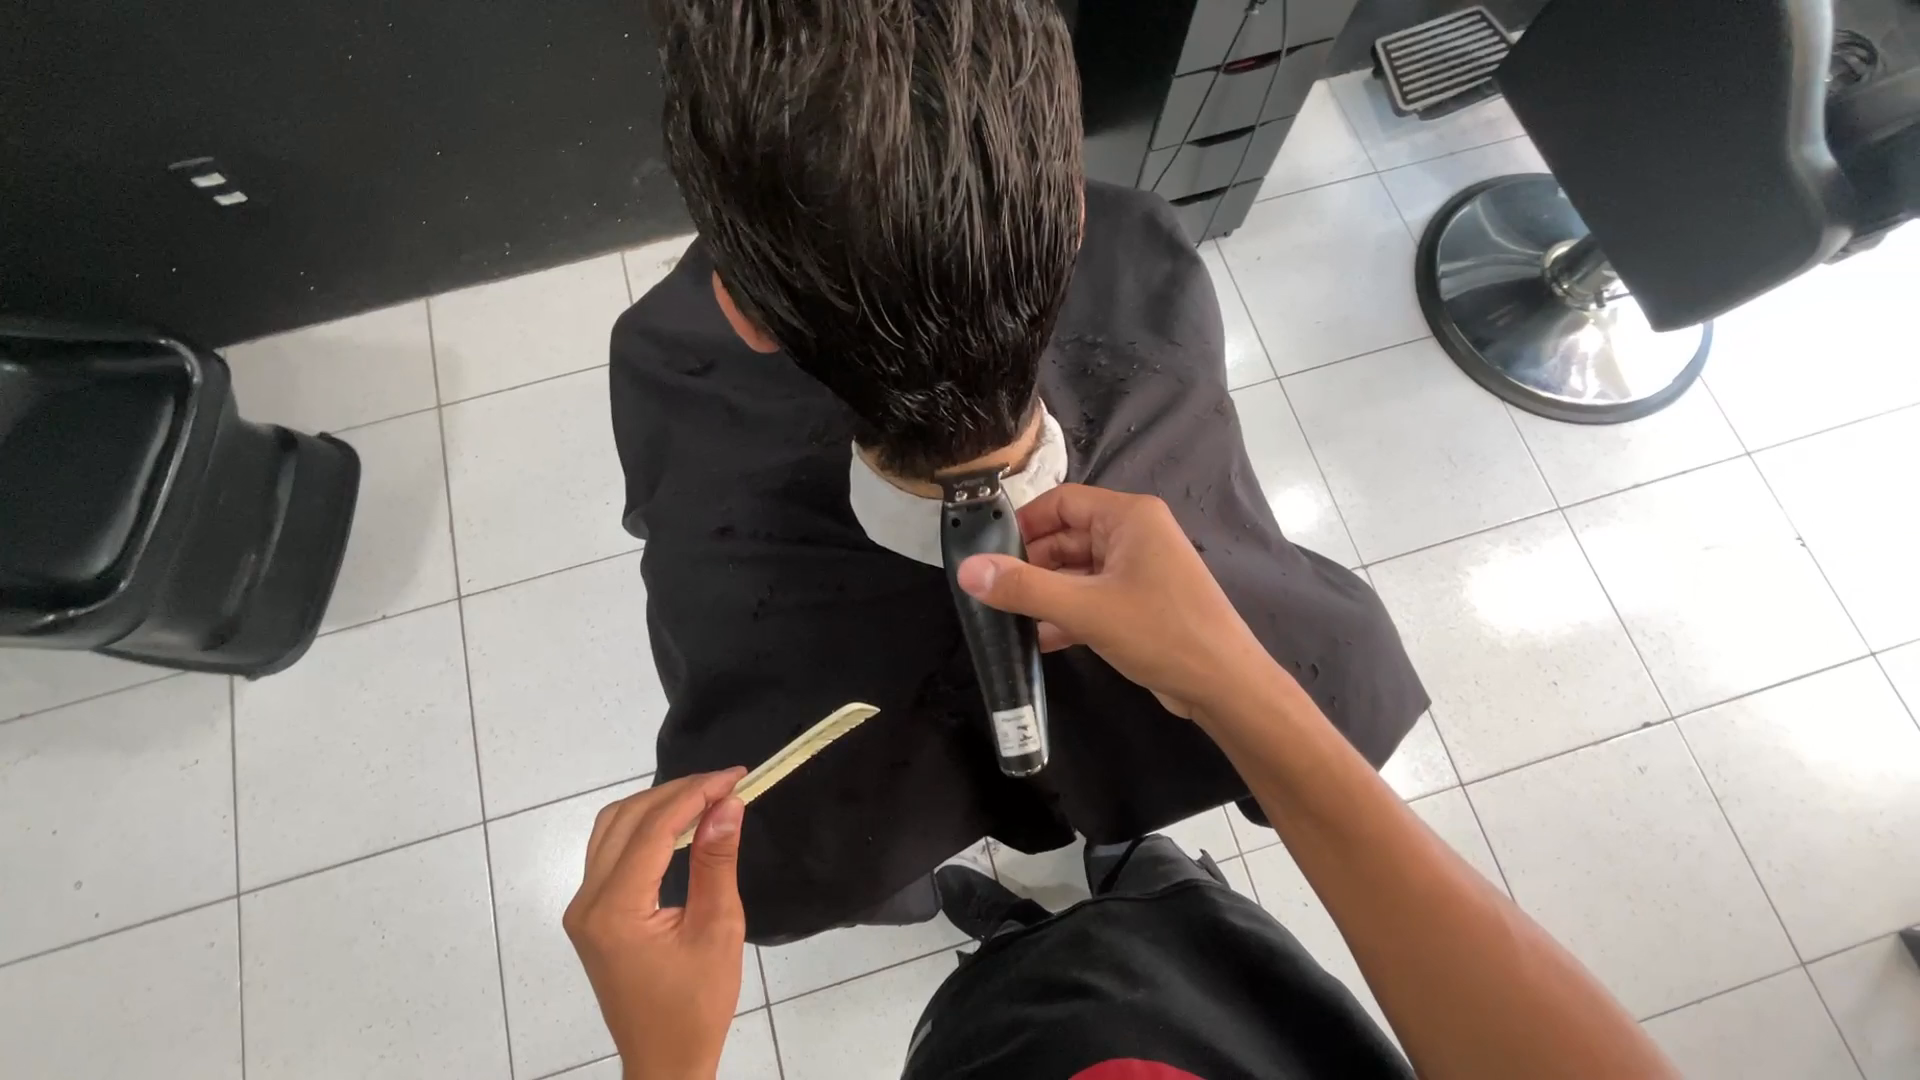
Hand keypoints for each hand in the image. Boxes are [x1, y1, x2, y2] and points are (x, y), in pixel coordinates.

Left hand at [564, 769, 748, 1079]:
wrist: (665, 1062)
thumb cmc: (697, 1004)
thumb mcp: (717, 929)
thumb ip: (716, 862)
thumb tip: (728, 805)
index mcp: (615, 910)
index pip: (654, 828)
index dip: (697, 793)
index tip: (737, 776)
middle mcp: (587, 902)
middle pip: (627, 819)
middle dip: (678, 791)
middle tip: (727, 783)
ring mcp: (584, 908)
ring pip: (613, 828)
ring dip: (658, 803)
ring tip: (707, 797)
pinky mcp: (592, 914)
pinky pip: (611, 849)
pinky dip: (645, 825)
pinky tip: (679, 824)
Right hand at [956, 484, 1271, 719]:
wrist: (1225, 686)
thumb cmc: (1161, 632)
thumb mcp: (1085, 609)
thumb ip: (1024, 588)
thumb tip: (967, 570)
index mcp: (1128, 517)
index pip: (1061, 502)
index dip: (1023, 523)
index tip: (987, 551)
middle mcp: (1134, 535)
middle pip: (1066, 538)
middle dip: (1030, 565)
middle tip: (993, 591)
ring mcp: (1138, 570)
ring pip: (1076, 571)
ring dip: (1045, 594)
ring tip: (1008, 618)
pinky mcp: (1139, 603)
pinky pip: (1091, 597)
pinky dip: (1066, 614)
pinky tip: (1039, 640)